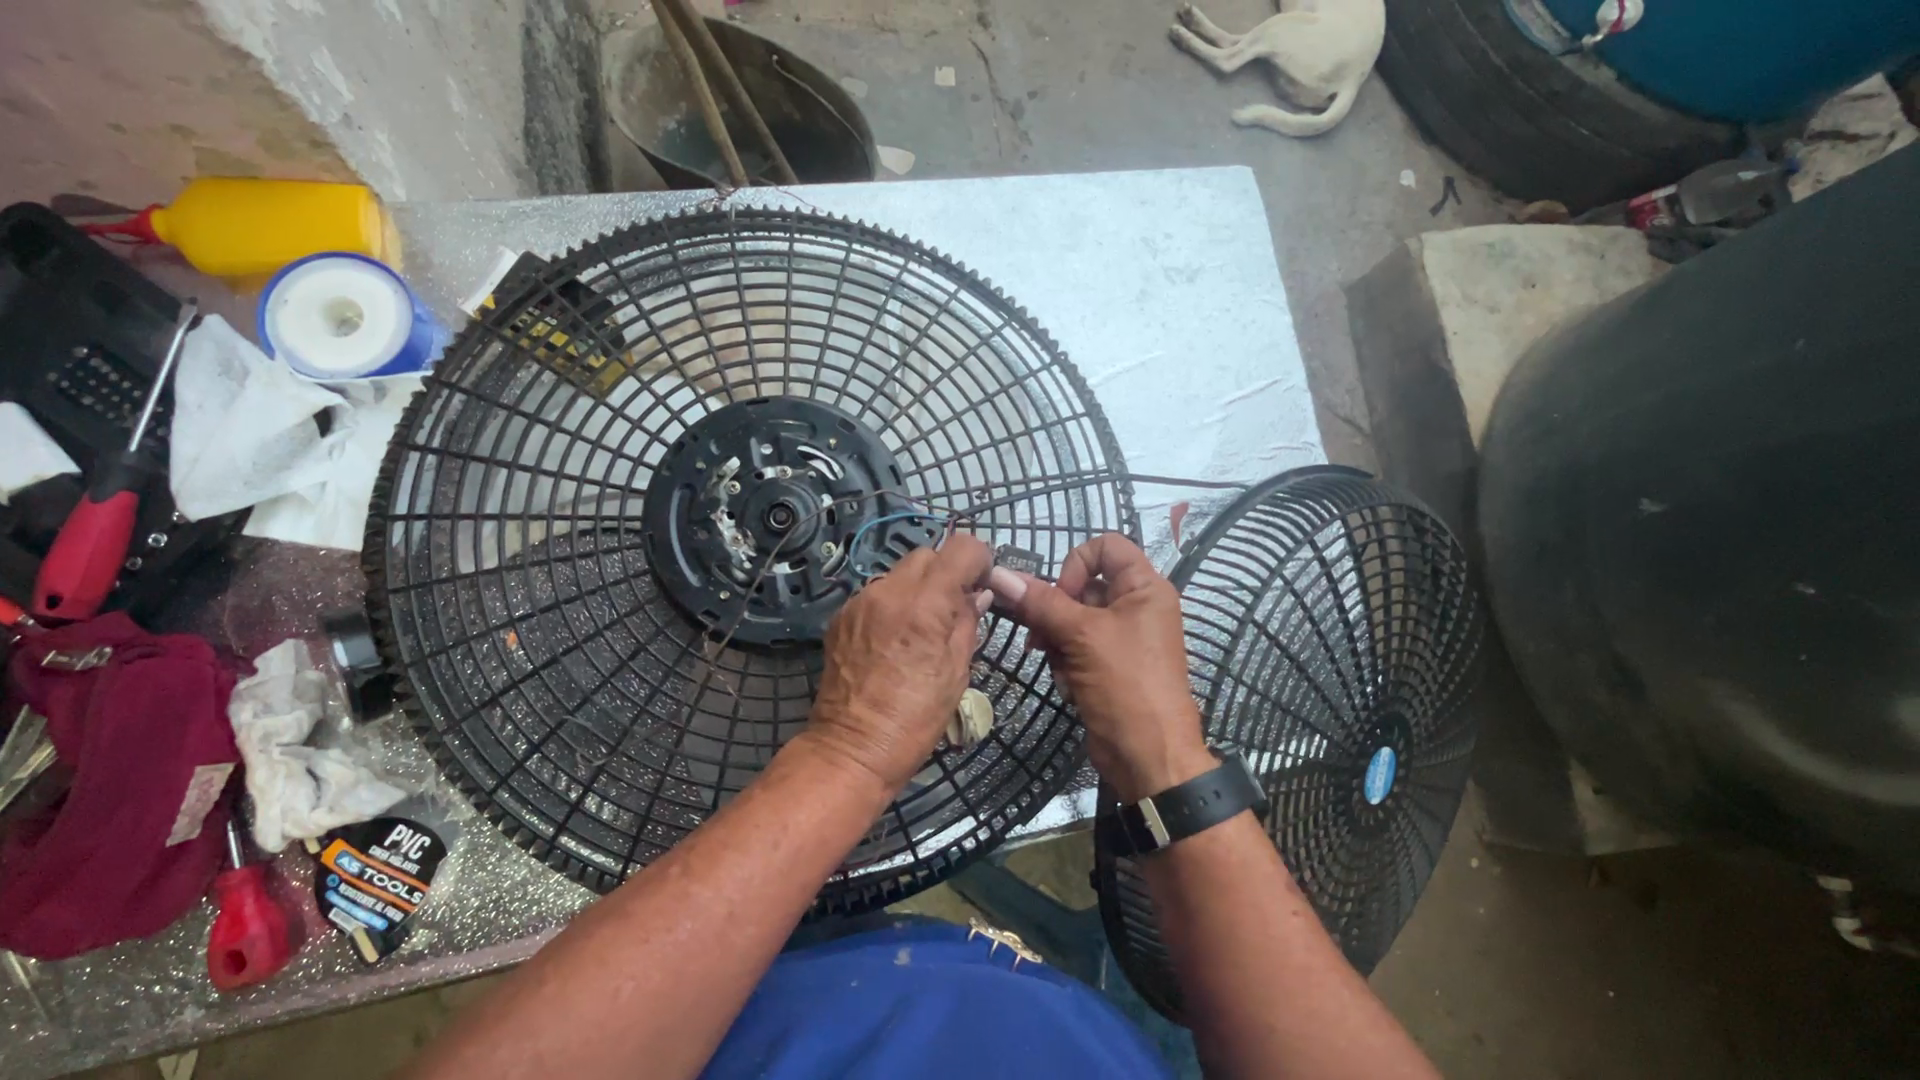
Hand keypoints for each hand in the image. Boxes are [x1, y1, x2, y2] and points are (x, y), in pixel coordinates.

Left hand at [802, 533, 994, 792]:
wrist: (852, 750)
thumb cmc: (915, 719)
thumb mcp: (957, 673)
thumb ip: (967, 623)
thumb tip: (977, 594)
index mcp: (924, 604)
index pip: (961, 548)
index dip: (978, 560)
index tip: (982, 585)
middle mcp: (888, 591)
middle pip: (926, 555)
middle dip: (946, 573)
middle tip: (954, 608)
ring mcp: (859, 602)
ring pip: (898, 574)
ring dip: (917, 589)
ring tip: (922, 629)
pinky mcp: (841, 618)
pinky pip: (876, 595)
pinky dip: (892, 605)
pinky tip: (894, 640)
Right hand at [987, 533, 1213, 801]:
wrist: (1148, 755)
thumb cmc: (1126, 684)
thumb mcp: (1082, 636)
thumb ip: (1040, 602)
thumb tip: (999, 574)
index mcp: (1144, 587)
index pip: (1106, 546)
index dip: (1077, 563)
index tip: (1063, 595)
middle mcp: (1135, 606)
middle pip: (1083, 585)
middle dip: (1056, 609)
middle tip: (1042, 635)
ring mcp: (1122, 638)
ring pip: (1072, 619)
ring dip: (1056, 640)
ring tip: (1058, 664)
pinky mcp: (1108, 666)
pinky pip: (1075, 648)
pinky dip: (1065, 662)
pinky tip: (1068, 684)